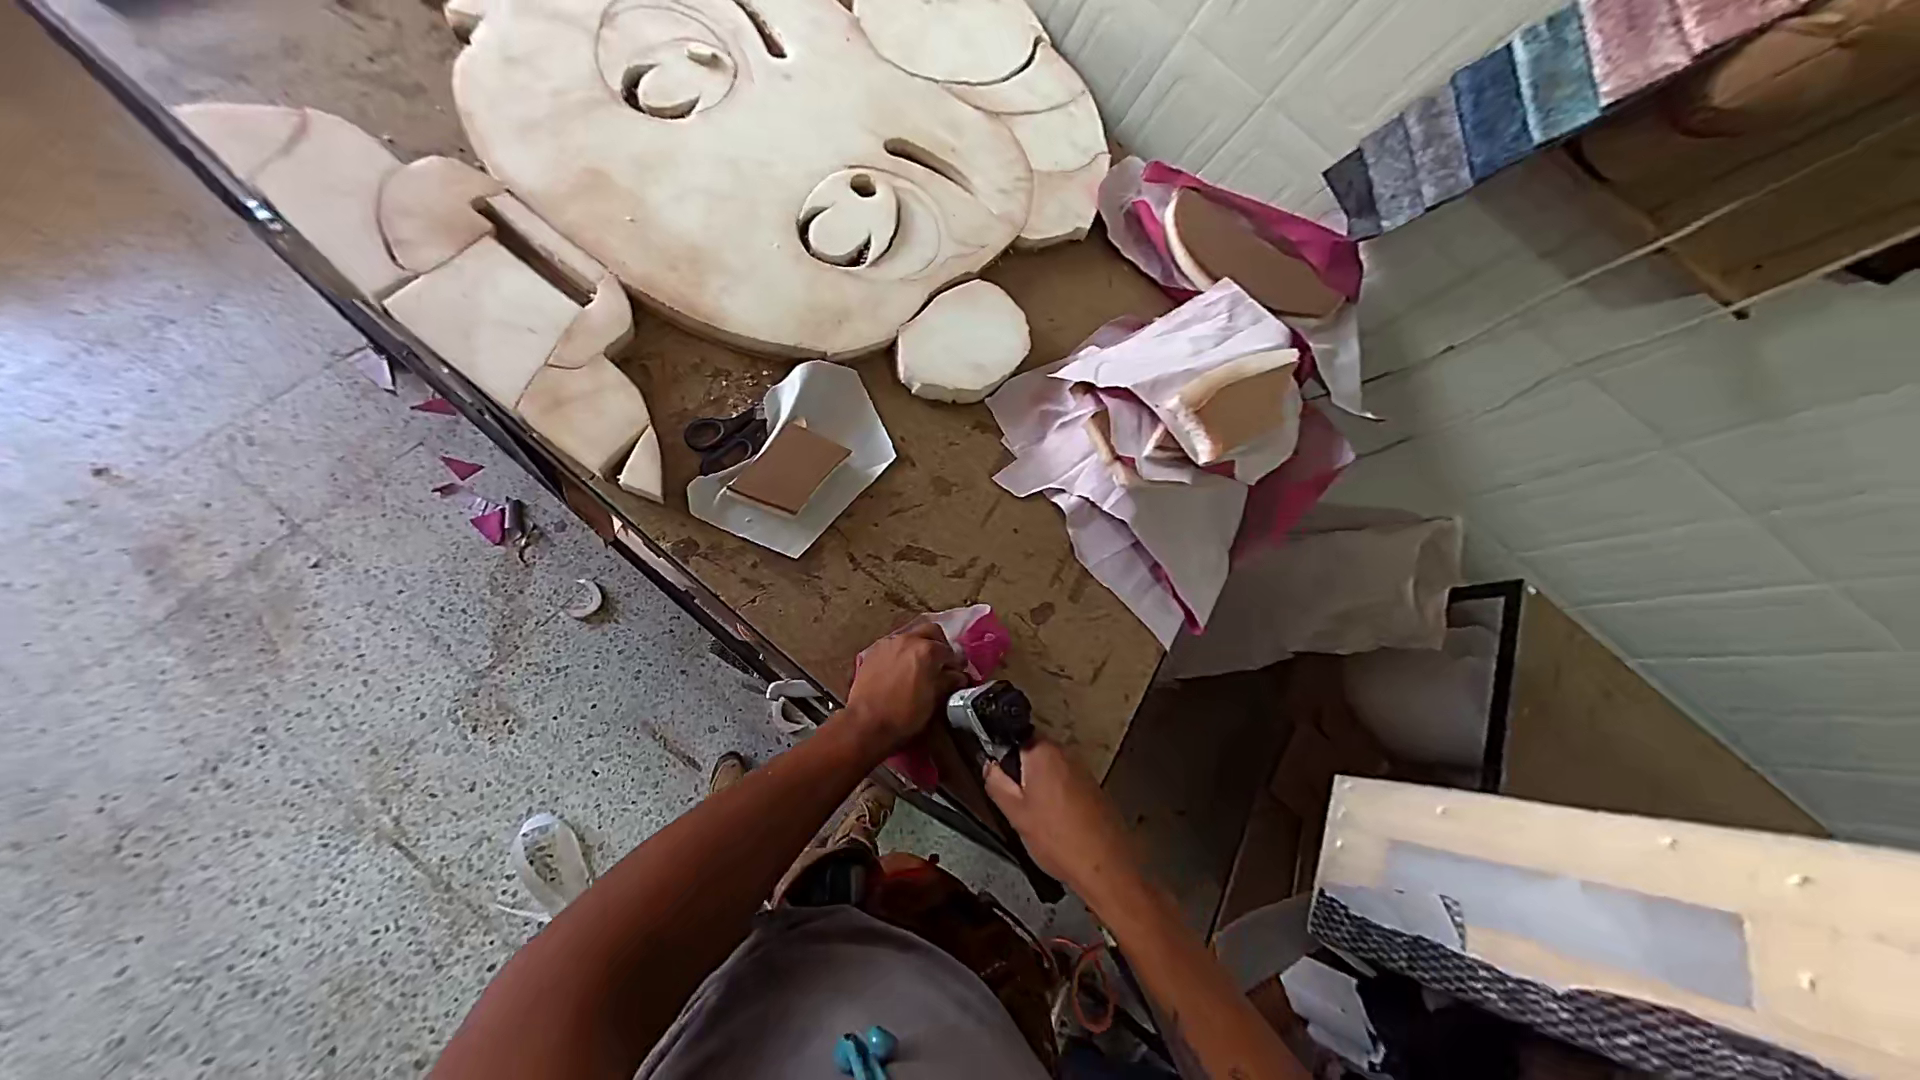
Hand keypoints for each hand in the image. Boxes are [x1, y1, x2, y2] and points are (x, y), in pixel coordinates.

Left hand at [843, 622, 965, 755]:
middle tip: (941, 663)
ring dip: (919, 648)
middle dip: (939, 645)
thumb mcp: (934, 700)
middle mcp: (907, 640)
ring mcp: (888, 644)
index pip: (950, 652)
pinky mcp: (872, 652)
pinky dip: (901, 654)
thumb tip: (958, 676)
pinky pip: (893, 647)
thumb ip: (949, 681)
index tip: (958, 674)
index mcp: (927, 650)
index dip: (957, 664)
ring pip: (910, 637)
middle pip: (931, 632)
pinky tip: (901, 670)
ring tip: (920, 668)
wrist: (866, 723)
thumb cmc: (904, 714)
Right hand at [984, 739, 1141, 906]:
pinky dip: (1058, 798)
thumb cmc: (1060, 840)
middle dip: (1022, 773)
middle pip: (1033, 753)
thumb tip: (989, 767)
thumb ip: (995, 782)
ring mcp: (1082, 770)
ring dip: (1041, 787)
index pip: (1014, 737)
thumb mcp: (1014, 813)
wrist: (1104, 866)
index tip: (1000, 777)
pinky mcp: (1093, 787)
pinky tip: (1057, 824)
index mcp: (1043, 752)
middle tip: (1017, 802)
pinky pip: (1066, 784)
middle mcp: (1066, 754)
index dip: (1003, 757)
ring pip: (1050, 771)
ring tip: (1039, 818)